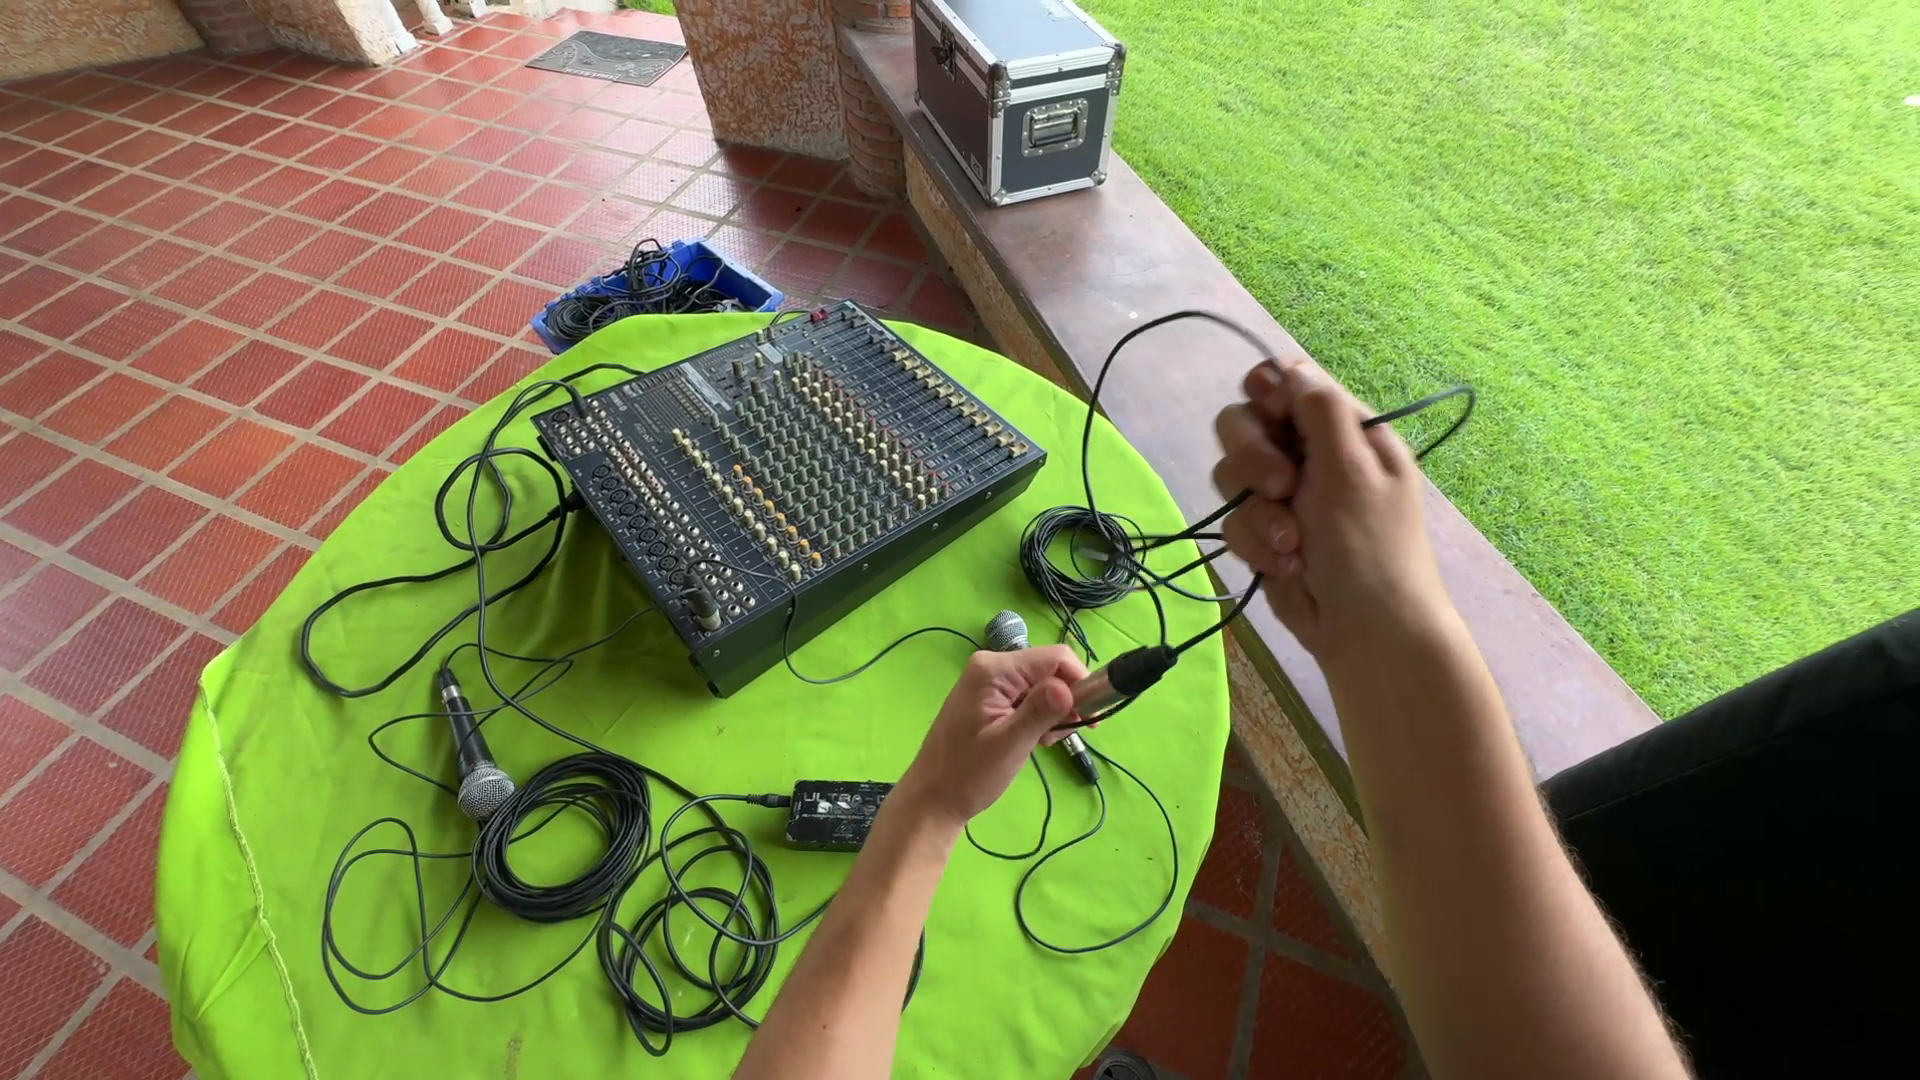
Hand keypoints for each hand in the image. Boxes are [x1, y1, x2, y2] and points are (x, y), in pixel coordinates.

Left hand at [895, 646, 1087, 829]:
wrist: (933, 797)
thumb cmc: (968, 774)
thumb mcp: (1009, 744)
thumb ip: (1040, 712)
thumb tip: (1070, 688)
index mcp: (994, 669)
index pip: (1055, 657)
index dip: (1080, 681)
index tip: (1091, 716)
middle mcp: (991, 666)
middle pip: (1049, 669)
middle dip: (1064, 700)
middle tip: (1059, 737)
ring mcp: (989, 680)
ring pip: (1041, 684)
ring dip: (1052, 712)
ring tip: (1041, 742)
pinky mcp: (990, 696)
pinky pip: (1028, 695)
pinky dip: (1038, 716)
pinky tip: (1031, 739)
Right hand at [1211, 362, 1455, 671]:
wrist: (1363, 629)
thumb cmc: (1371, 546)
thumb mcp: (1353, 471)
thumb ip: (1320, 412)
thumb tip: (1288, 368)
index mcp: (1340, 430)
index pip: (1286, 383)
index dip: (1266, 393)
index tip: (1267, 414)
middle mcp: (1306, 454)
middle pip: (1242, 424)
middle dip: (1253, 458)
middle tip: (1282, 487)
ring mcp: (1279, 495)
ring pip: (1229, 476)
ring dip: (1257, 514)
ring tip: (1290, 543)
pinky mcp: (1259, 531)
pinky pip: (1232, 520)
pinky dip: (1254, 544)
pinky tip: (1285, 563)